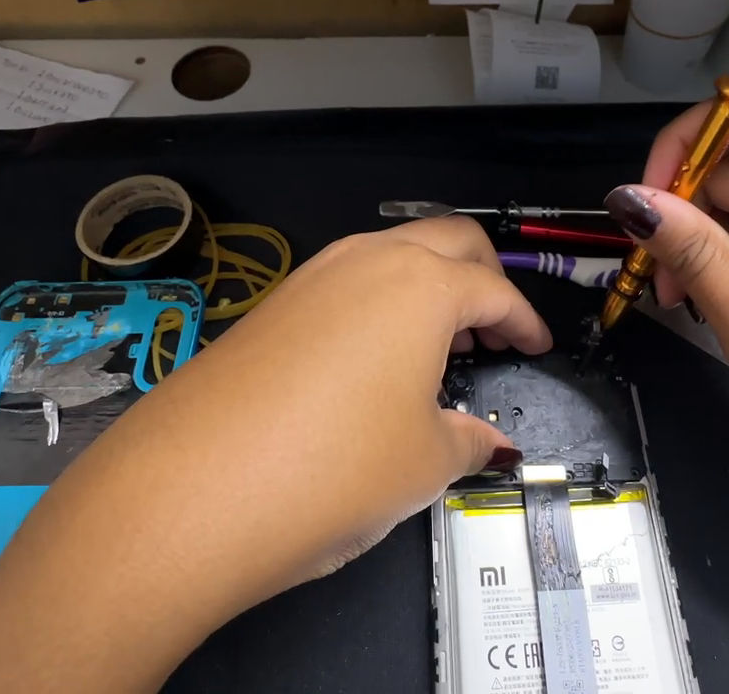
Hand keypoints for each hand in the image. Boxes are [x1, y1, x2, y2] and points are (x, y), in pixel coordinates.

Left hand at [136, 215, 551, 583]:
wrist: (191, 488)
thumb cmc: (336, 468)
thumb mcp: (423, 463)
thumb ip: (469, 440)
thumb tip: (490, 443)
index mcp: (422, 286)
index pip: (495, 290)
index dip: (525, 320)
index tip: (538, 345)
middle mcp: (369, 260)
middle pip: (448, 240)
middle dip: (483, 276)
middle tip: (495, 328)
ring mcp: (315, 274)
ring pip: (393, 253)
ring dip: (429, 284)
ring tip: (440, 343)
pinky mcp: (276, 301)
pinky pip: (348, 280)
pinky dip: (381, 300)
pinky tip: (375, 357)